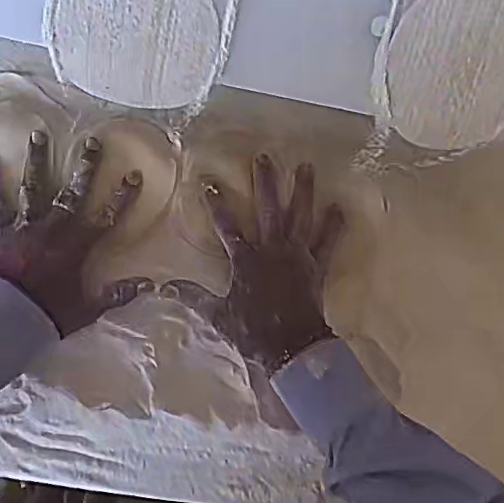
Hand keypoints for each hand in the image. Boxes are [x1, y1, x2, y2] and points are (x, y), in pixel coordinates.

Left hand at [0, 131, 151, 334]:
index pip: (106, 216)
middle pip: (73, 193)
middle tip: (91, 142)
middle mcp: (53, 229)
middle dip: (84, 167)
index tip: (134, 175)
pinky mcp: (2, 230)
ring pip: (35, 187)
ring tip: (38, 134)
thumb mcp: (88, 308)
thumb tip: (148, 284)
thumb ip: (117, 294)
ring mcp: (26, 226)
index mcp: (76, 246)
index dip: (122, 196)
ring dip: (38, 161)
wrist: (7, 318)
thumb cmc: (49, 313)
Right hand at [166, 154, 345, 374]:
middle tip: (265, 156)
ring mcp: (297, 255)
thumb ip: (194, 296)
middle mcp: (272, 249)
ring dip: (303, 191)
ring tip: (306, 166)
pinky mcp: (316, 266)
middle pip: (268, 209)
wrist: (290, 346)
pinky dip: (334, 225)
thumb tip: (165, 287)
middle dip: (265, 182)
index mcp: (246, 260)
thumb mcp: (218, 314)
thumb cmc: (253, 330)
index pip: (226, 227)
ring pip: (300, 216)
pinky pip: (327, 242)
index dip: (216, 205)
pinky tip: (339, 207)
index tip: (209, 182)